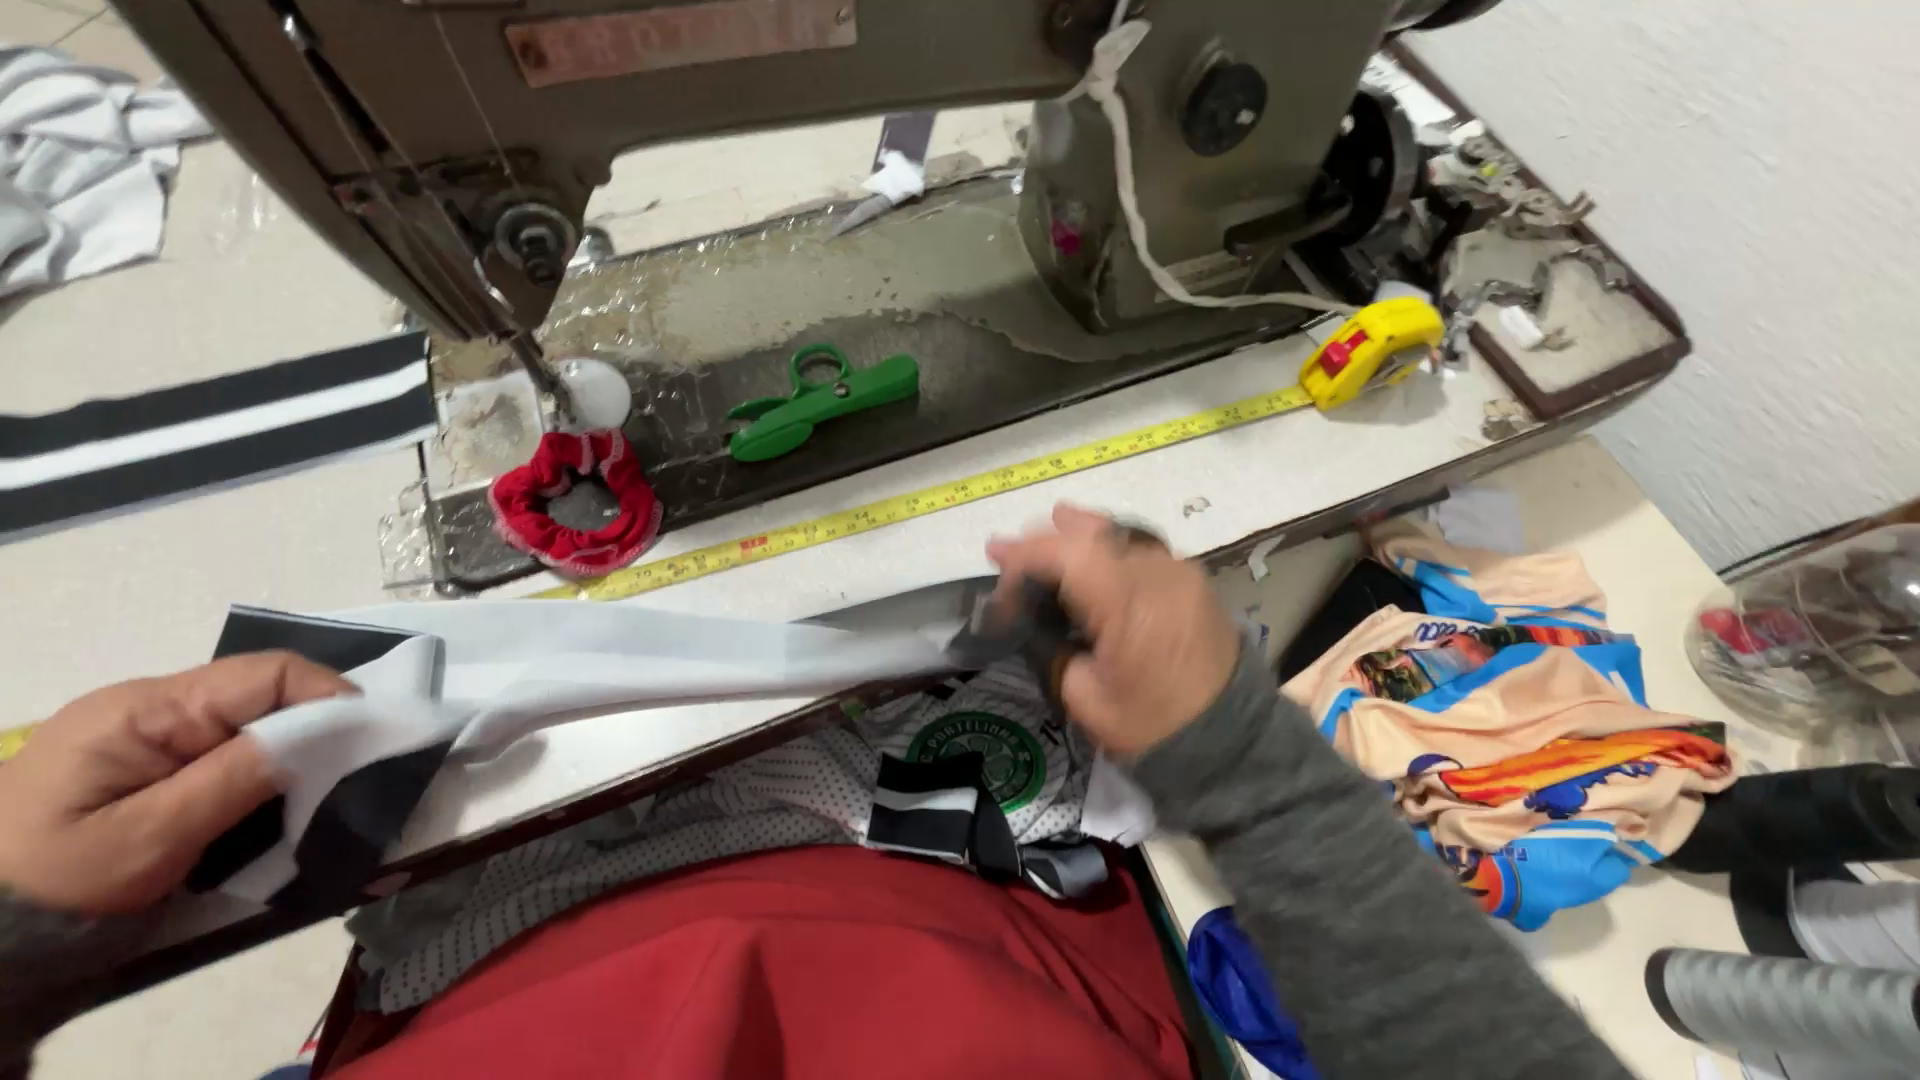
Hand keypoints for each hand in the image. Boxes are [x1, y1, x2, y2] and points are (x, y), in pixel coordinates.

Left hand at [0, 652, 351, 915]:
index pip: (267, 673)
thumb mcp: (154, 835)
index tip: (368, 737)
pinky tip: (271, 792)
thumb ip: (241, 775)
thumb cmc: (58, 884)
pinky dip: (263, 761)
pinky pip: (227, 739)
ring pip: (251, 716)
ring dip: (290, 745)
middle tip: (349, 767)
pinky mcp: (148, 756)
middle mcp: (148, 703)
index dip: (328, 695)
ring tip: (315, 784)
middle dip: (315, 722)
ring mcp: (145, 729)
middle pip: (263, 690)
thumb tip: (328, 730)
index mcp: (144, 709)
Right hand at [987, 504, 1240, 757]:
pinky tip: (1091, 546)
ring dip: (1079, 532)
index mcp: (1130, 607)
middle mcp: (1158, 576)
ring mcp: (1180, 573)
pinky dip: (1110, 543)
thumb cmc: (1150, 727)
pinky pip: (1142, 547)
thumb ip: (1051, 646)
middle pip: (1094, 534)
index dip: (1026, 554)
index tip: (995, 562)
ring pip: (1120, 533)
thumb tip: (1027, 614)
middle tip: (1006, 548)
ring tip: (1050, 524)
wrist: (1229, 741)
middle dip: (1046, 538)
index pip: (1069, 555)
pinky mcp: (1191, 580)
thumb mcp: (1082, 698)